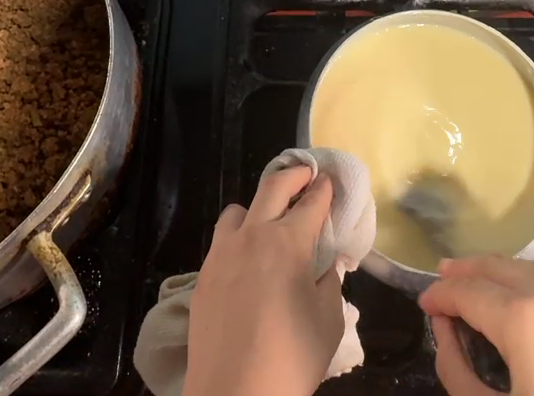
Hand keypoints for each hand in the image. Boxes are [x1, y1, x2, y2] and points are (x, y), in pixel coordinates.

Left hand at [184, 166, 343, 395]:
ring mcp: (222, 253)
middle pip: (273, 187)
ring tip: (270, 222)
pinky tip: (247, 260)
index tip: (331, 181)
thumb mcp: (328, 320)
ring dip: (259, 207)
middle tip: (306, 174)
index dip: (324, 189)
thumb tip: (326, 264)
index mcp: (288, 243)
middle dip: (294, 175)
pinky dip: (238, 238)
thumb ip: (329, 282)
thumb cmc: (291, 359)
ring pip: (240, 210)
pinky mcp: (203, 274)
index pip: (311, 202)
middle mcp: (253, 236)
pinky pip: (222, 240)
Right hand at [419, 256, 533, 395]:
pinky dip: (524, 279)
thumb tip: (444, 330)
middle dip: (462, 273)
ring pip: (522, 266)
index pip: (465, 290)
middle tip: (440, 284)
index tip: (423, 306)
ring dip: (493, 273)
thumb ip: (458, 372)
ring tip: (473, 287)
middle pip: (493, 265)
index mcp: (521, 315)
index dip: (439, 295)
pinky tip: (516, 297)